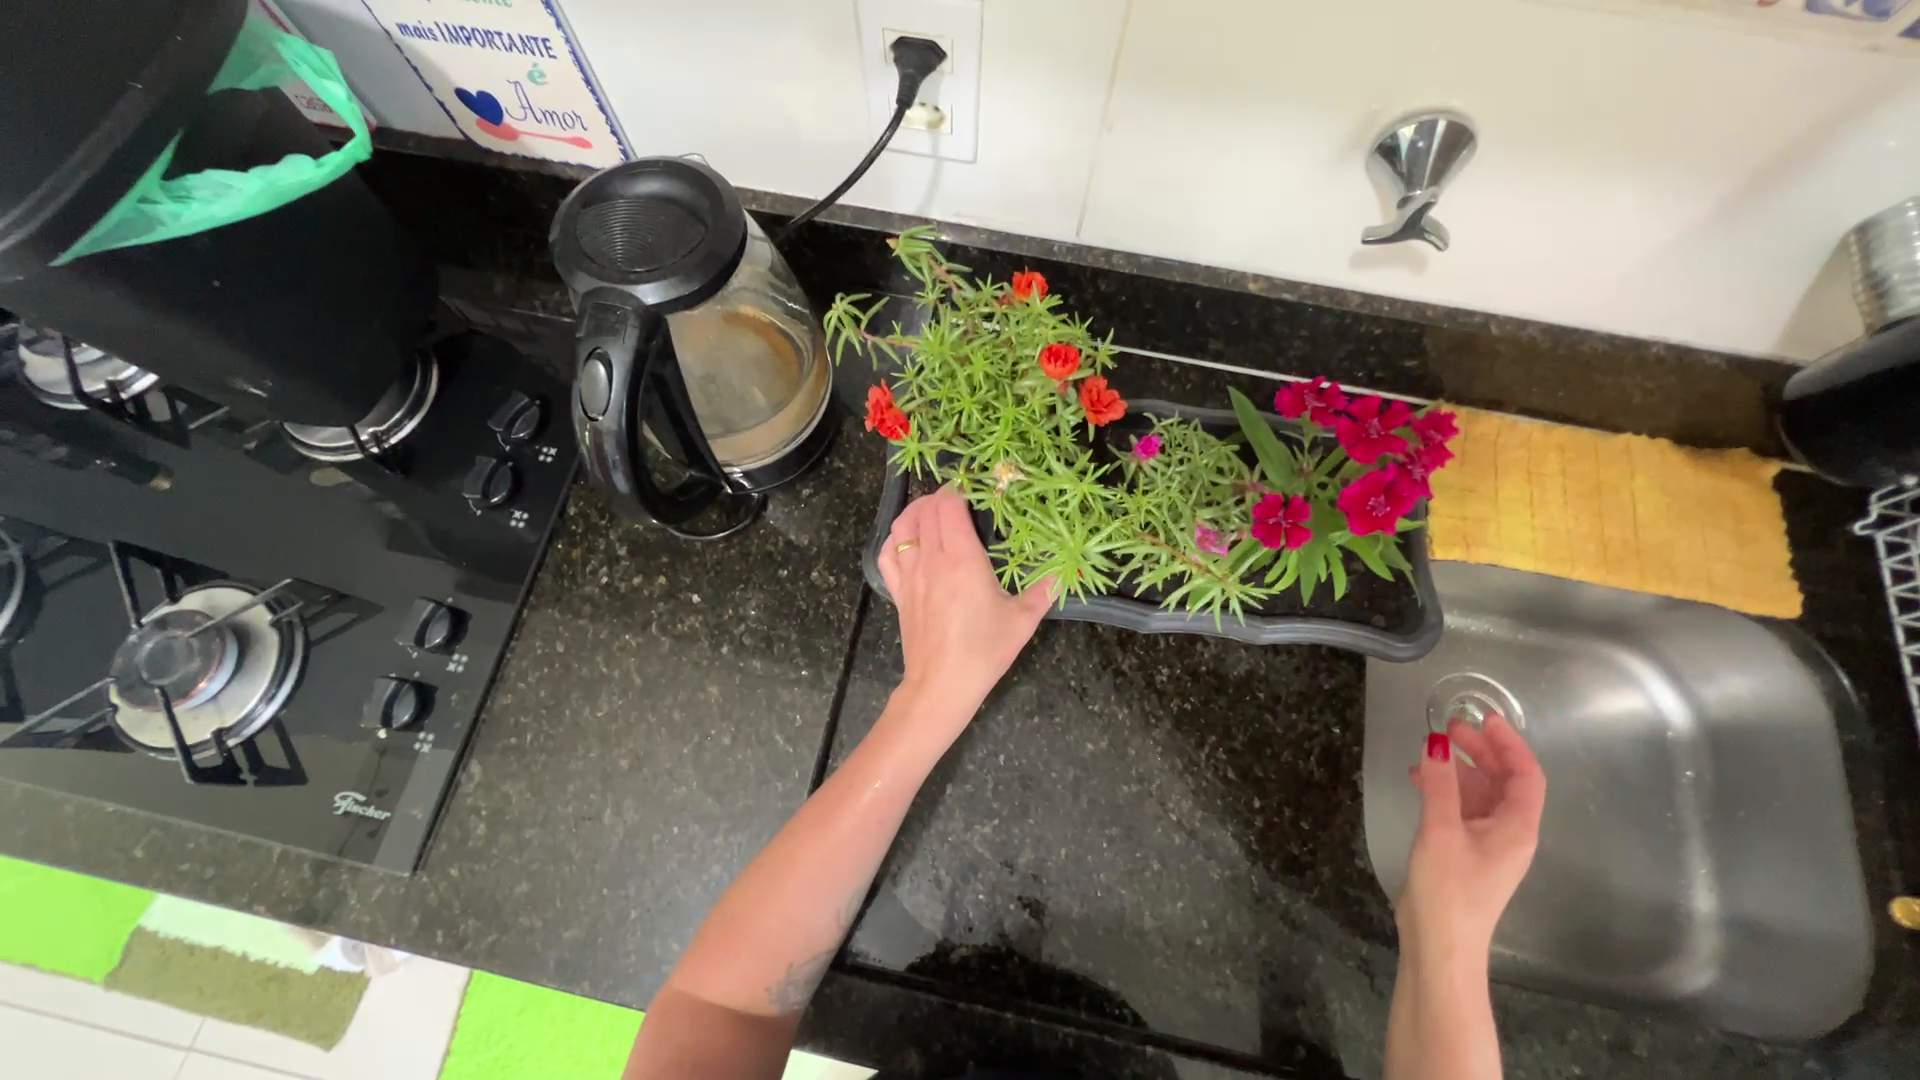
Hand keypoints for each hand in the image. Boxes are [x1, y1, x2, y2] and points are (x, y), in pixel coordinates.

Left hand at [874, 486, 1053, 726]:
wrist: (942, 684)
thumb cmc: (983, 651)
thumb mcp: (1022, 620)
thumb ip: (1044, 591)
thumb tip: (1064, 572)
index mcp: (962, 559)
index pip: (949, 506)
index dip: (959, 490)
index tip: (974, 490)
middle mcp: (932, 559)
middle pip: (925, 510)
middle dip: (940, 496)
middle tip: (960, 500)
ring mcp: (910, 574)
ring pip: (902, 526)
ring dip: (916, 511)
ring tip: (933, 512)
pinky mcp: (899, 591)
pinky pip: (888, 553)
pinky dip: (896, 538)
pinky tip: (910, 540)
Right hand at [1398, 714, 1545, 960]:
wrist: (1440, 942)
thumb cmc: (1448, 887)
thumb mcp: (1440, 830)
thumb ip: (1439, 784)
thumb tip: (1436, 742)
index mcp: (1517, 827)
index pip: (1526, 775)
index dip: (1509, 744)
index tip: (1484, 718)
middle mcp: (1509, 832)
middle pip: (1503, 781)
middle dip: (1480, 750)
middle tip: (1450, 726)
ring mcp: (1487, 843)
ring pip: (1481, 793)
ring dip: (1459, 768)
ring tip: (1430, 749)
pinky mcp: (1465, 852)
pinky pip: (1462, 808)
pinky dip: (1445, 788)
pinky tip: (1420, 779)